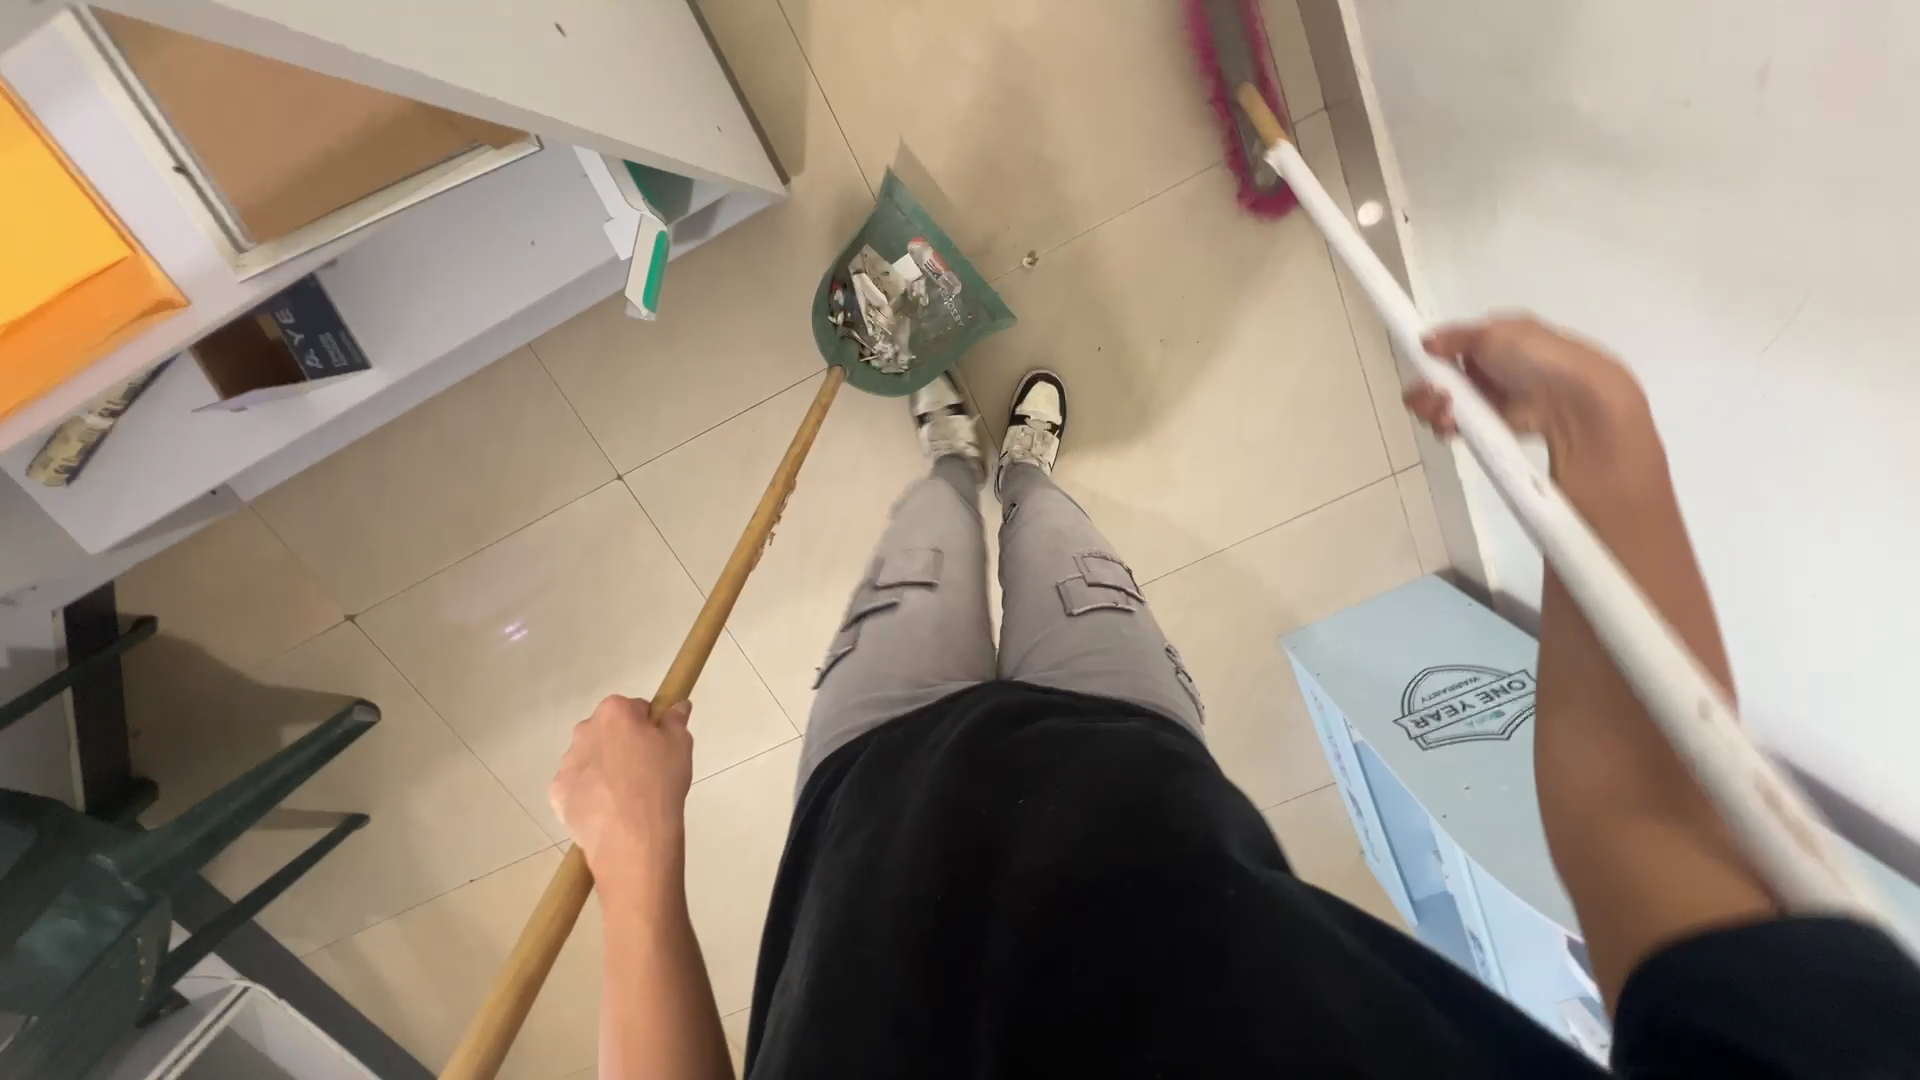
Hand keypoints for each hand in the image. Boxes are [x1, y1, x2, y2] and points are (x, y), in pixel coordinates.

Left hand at [549, 695, 693, 893]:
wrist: (632, 836)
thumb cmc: (660, 781)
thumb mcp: (681, 744)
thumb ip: (676, 719)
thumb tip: (677, 706)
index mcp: (613, 712)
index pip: (634, 708)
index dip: (648, 725)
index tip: (658, 745)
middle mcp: (583, 732)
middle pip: (607, 731)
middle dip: (622, 743)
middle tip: (645, 768)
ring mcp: (566, 765)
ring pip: (590, 758)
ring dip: (604, 767)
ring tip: (626, 794)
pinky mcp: (557, 794)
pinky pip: (577, 785)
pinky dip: (590, 792)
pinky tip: (609, 808)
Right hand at [1404, 316, 1649, 466]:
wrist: (1570, 397)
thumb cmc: (1535, 355)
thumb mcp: (1493, 333)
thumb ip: (1454, 337)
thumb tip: (1424, 342)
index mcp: (1488, 343)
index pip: (1444, 351)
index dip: (1429, 358)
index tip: (1423, 364)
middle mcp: (1481, 371)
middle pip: (1434, 381)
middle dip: (1426, 389)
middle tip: (1437, 394)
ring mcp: (1481, 400)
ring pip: (1437, 405)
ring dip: (1432, 408)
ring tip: (1447, 411)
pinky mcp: (1482, 426)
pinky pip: (1450, 427)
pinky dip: (1444, 426)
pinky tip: (1452, 424)